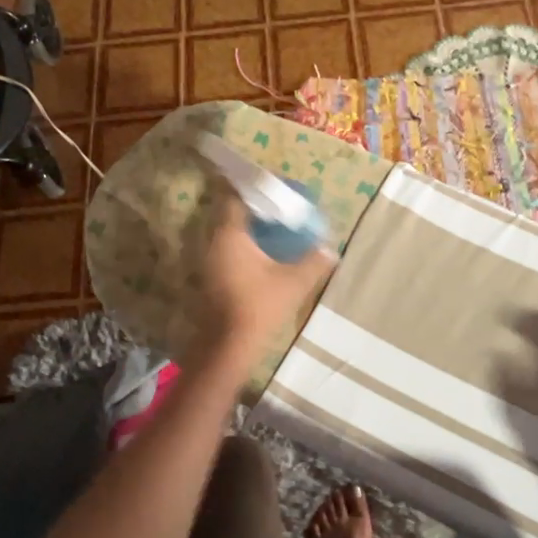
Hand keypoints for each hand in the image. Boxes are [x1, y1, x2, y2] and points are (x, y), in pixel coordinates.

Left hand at [193, 193, 332, 364]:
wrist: (228, 347)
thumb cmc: (259, 307)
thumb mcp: (293, 282)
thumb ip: (313, 262)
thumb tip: (330, 249)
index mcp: (229, 235)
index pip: (235, 198)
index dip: (254, 191)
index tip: (273, 190)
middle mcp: (212, 242)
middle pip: (230, 214)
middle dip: (253, 210)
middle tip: (278, 210)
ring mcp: (207, 261)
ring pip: (227, 234)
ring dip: (247, 230)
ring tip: (273, 231)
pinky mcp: (208, 277)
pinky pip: (225, 250)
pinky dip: (242, 247)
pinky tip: (262, 255)